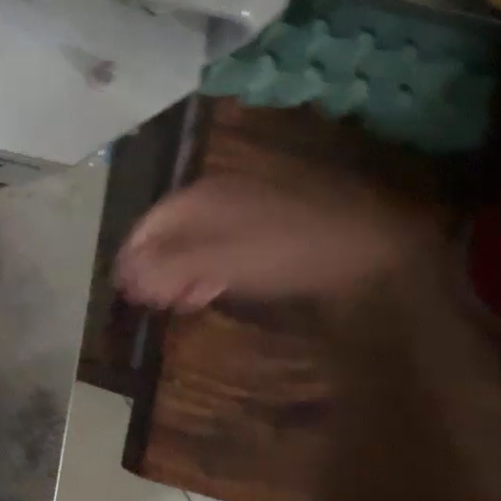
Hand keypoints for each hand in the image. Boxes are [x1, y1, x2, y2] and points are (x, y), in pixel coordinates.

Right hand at [115, 173, 434, 310]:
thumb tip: (123, 276)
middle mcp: (214, 197)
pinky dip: (208, 270)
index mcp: (196, 200)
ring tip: (178, 302)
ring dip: (180, 272)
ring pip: (195, 241)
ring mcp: (244, 208)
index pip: (144, 228)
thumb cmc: (289, 250)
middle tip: (149, 303)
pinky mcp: (270, 224)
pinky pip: (222, 246)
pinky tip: (214, 289)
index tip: (125, 293)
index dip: (130, 260)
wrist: (376, 240)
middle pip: (168, 233)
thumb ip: (168, 266)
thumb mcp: (221, 261)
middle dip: (154, 267)